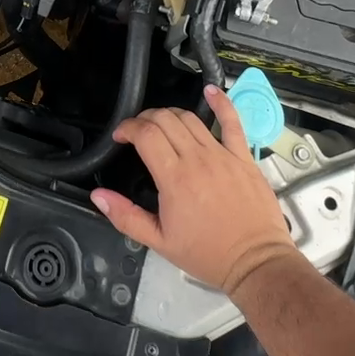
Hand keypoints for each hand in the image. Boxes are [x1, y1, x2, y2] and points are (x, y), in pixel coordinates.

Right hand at [91, 86, 298, 295]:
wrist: (256, 264)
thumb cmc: (208, 254)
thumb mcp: (160, 242)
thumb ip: (126, 217)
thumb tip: (98, 195)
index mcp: (174, 179)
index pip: (145, 135)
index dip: (127, 128)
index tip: (121, 136)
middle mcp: (197, 159)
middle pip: (164, 120)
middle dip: (144, 119)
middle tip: (138, 131)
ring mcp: (222, 154)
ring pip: (190, 118)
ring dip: (170, 114)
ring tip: (161, 123)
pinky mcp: (243, 157)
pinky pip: (232, 122)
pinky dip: (221, 103)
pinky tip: (211, 91)